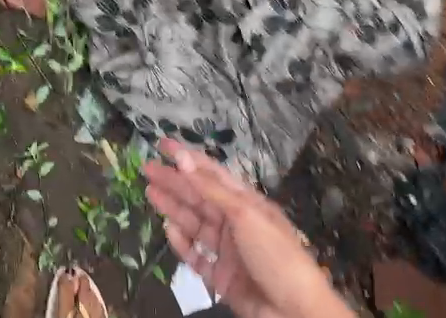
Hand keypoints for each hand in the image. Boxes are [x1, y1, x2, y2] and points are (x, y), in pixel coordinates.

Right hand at [144, 139, 352, 317]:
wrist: (298, 316)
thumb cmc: (278, 258)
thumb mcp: (246, 216)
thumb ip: (211, 189)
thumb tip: (183, 158)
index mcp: (247, 204)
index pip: (212, 175)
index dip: (188, 159)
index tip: (162, 145)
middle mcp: (235, 224)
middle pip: (199, 198)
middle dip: (174, 182)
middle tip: (146, 168)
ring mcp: (228, 252)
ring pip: (194, 224)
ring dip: (173, 208)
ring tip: (150, 193)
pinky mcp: (222, 278)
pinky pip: (197, 257)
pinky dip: (182, 244)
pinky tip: (169, 230)